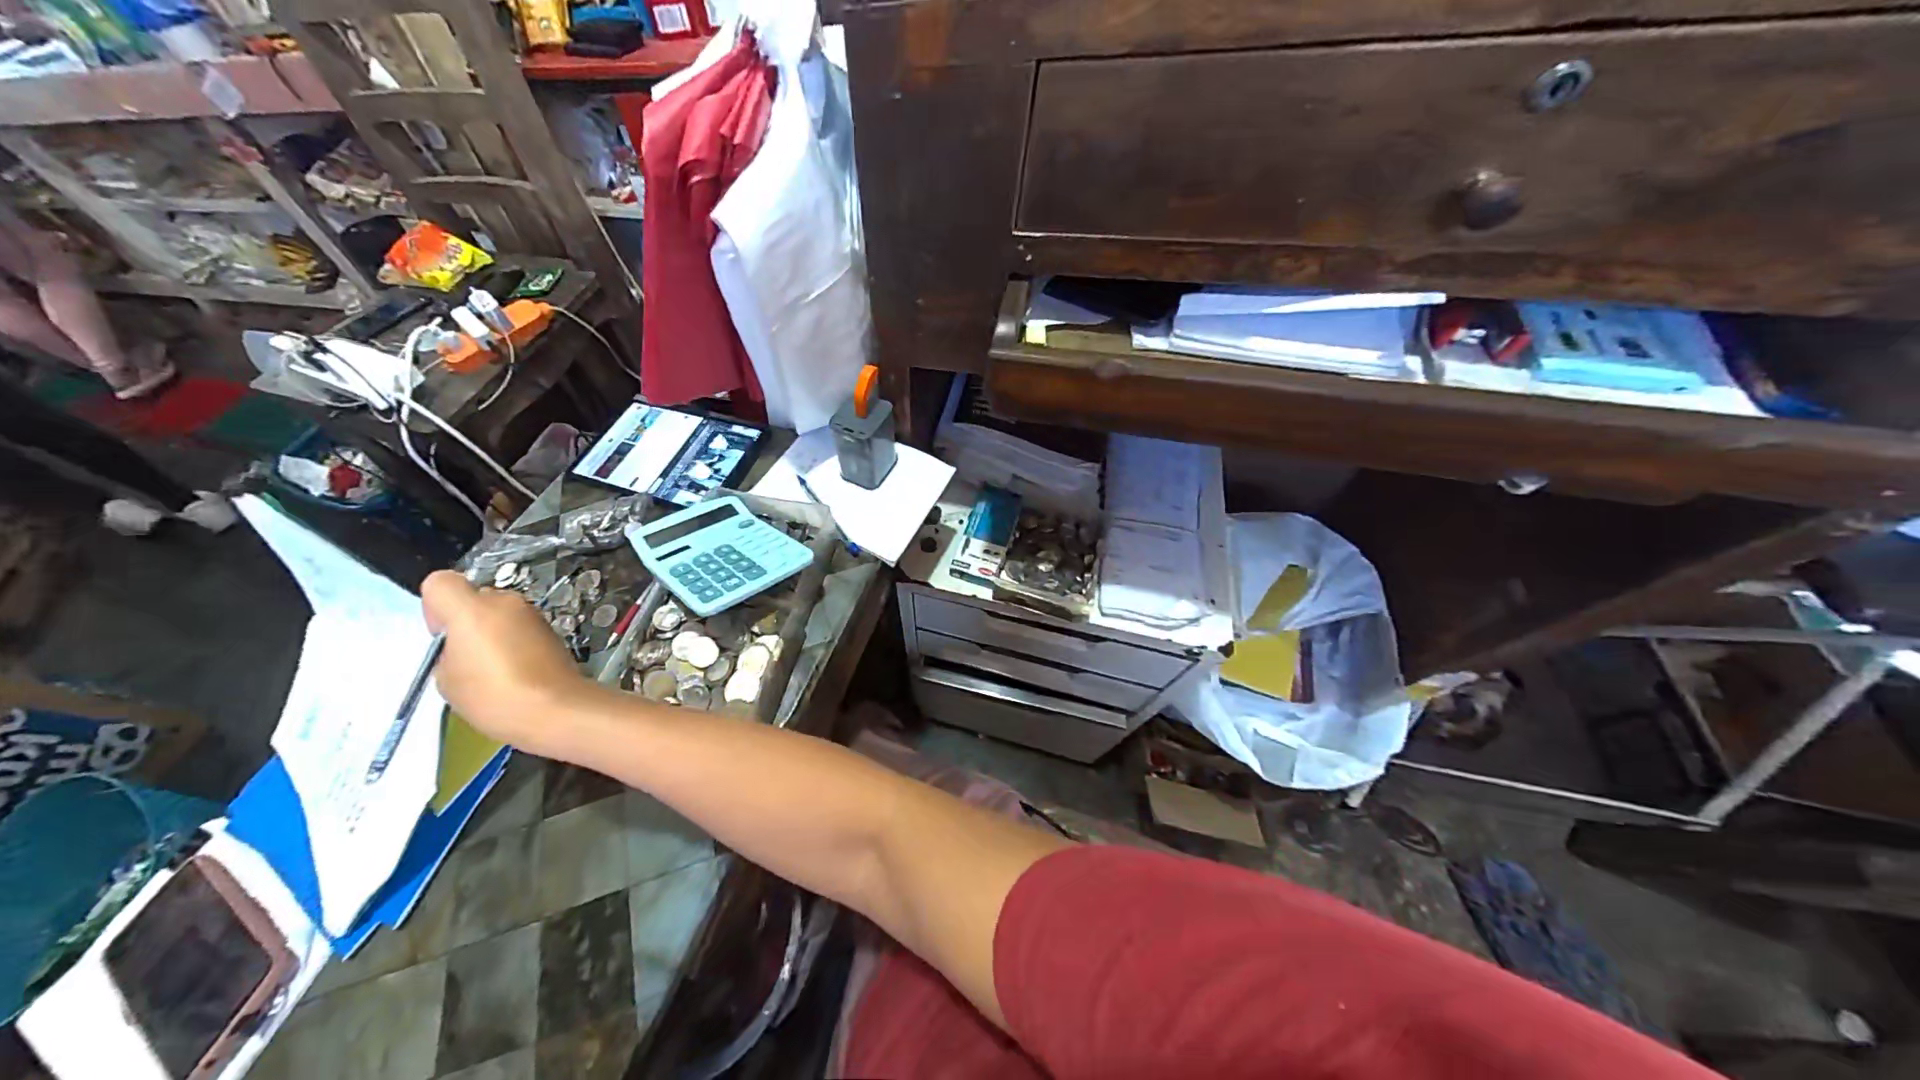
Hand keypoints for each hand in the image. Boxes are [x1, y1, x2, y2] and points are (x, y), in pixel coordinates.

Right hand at [420, 569, 599, 754]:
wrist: (555, 708)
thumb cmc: (493, 695)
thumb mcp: (447, 677)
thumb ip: (448, 649)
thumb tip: (463, 643)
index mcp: (472, 608)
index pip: (441, 581)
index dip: (435, 607)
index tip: (442, 636)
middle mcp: (505, 601)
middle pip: (474, 596)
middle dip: (467, 619)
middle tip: (467, 656)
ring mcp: (532, 612)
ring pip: (500, 611)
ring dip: (492, 629)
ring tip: (494, 666)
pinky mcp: (551, 627)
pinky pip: (520, 625)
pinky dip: (513, 639)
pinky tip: (516, 668)